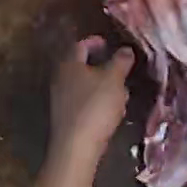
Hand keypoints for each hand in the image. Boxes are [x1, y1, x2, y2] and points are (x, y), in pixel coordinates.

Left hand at [49, 36, 134, 167]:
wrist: (77, 144)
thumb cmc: (96, 105)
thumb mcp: (114, 79)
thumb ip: (120, 61)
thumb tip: (125, 49)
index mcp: (70, 64)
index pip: (80, 45)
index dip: (95, 42)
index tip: (108, 43)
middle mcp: (61, 78)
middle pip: (81, 65)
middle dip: (101, 65)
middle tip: (119, 67)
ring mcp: (62, 98)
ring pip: (85, 84)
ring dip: (102, 83)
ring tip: (120, 89)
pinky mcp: (67, 115)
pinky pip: (84, 99)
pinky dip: (98, 98)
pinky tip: (111, 109)